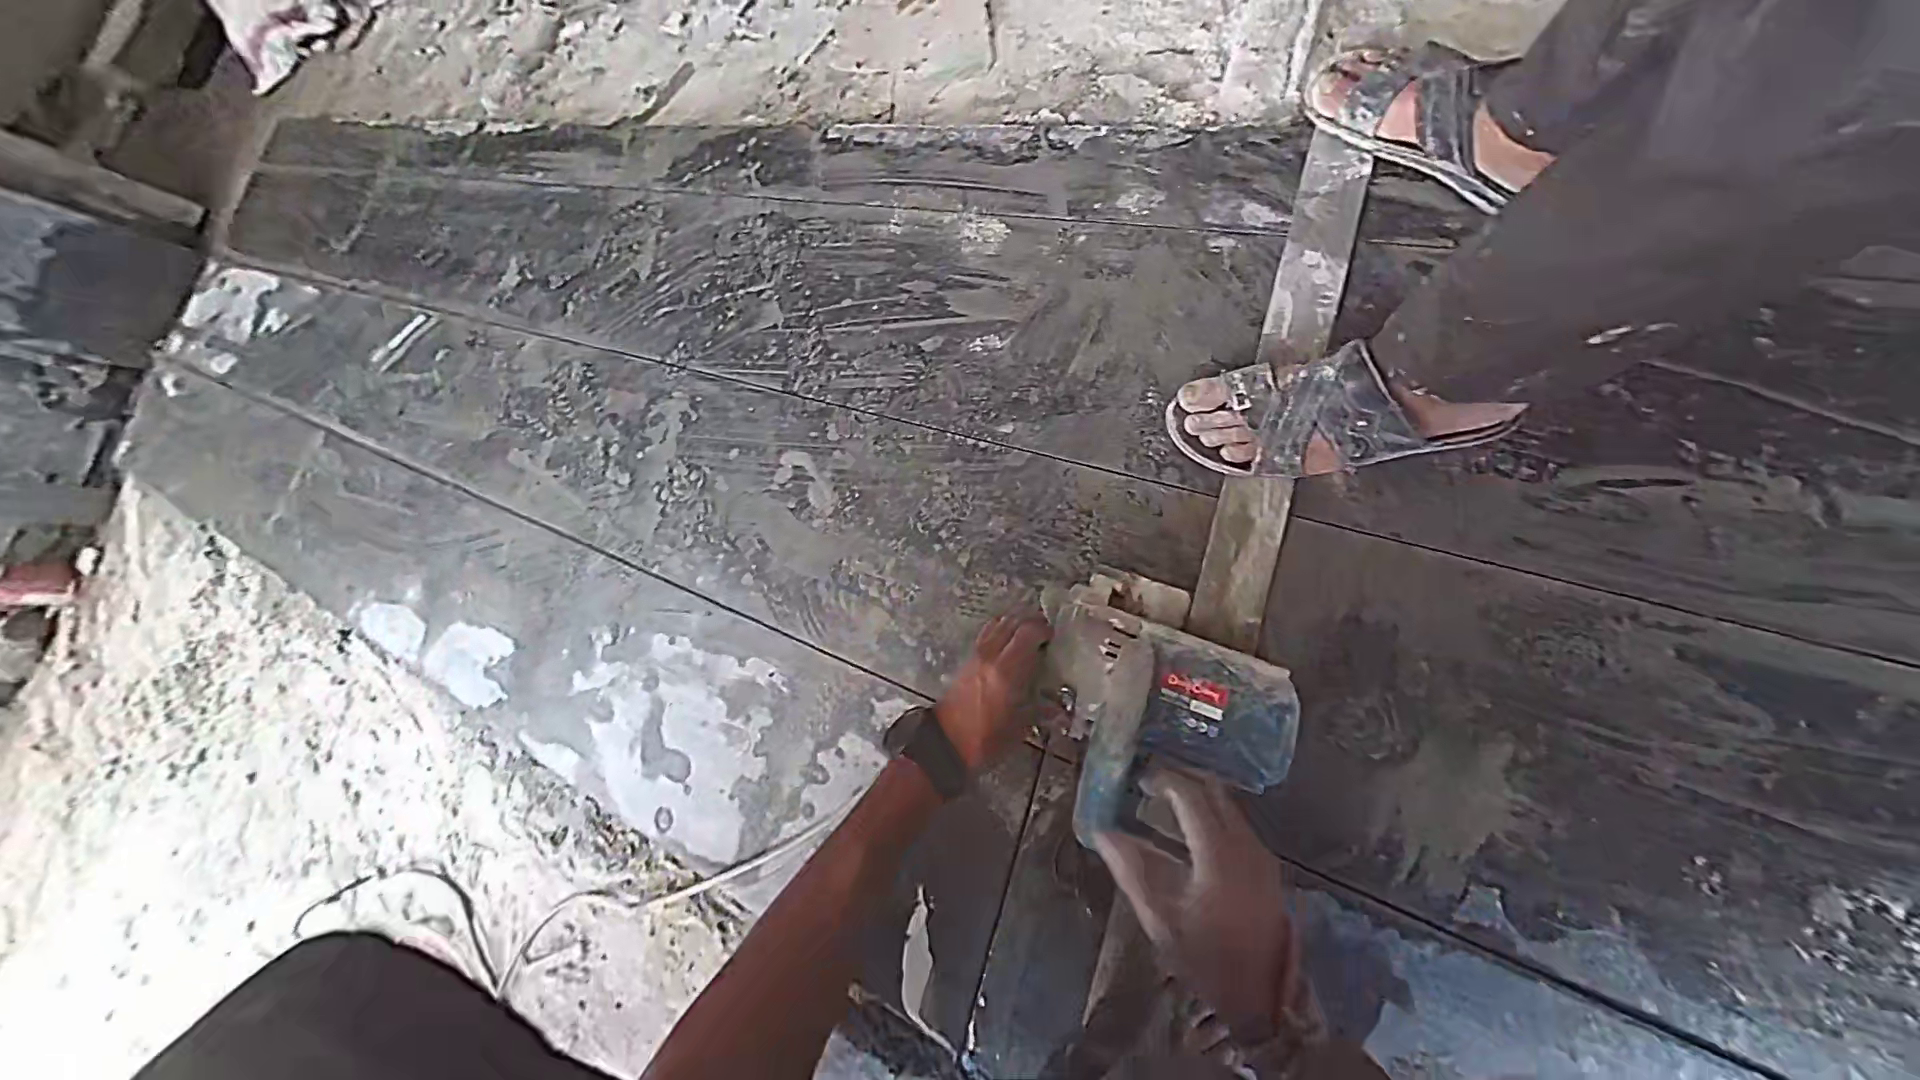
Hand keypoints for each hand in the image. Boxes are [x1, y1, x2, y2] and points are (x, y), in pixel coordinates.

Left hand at [935, 611, 1050, 769]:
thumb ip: (1041, 711)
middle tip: (1045, 630)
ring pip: (997, 624)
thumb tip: (1060, 708)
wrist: (946, 743)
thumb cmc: (986, 739)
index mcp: (1006, 671)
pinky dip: (1000, 629)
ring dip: (1014, 621)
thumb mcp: (1020, 727)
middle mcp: (990, 657)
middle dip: (1031, 621)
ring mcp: (976, 656)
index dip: (1044, 629)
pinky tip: (1008, 641)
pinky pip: (987, 634)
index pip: (1027, 633)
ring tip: (1028, 631)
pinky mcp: (967, 661)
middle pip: (1011, 622)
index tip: (1054, 636)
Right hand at [1090, 768, 1312, 1042]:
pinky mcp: (1267, 866)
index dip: (1163, 779)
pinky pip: (1237, 821)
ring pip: (1228, 803)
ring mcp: (1261, 854)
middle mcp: (1245, 844)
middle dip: (1181, 779)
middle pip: (1214, 790)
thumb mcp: (1161, 920)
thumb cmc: (1209, 961)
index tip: (1139, 781)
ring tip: (1165, 804)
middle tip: (1151, 784)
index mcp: (1219, 854)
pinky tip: (1190, 830)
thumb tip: (1103, 834)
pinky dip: (1212, 812)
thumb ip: (1131, 871)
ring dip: (1197, 795)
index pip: (1190, 794)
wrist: (1267, 1002)